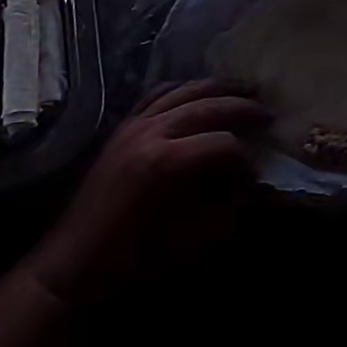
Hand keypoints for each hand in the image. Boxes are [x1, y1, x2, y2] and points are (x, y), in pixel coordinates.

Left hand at [23, 79, 266, 305]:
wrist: (80, 259)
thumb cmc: (136, 258)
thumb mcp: (192, 240)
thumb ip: (229, 209)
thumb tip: (257, 186)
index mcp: (168, 161)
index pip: (224, 144)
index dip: (246, 159)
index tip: (258, 175)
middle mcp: (152, 132)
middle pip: (207, 105)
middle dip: (241, 107)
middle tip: (266, 111)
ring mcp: (134, 124)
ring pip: (183, 91)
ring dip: (215, 88)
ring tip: (241, 88)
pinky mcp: (123, 126)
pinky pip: (156, 94)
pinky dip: (182, 88)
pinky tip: (197, 92)